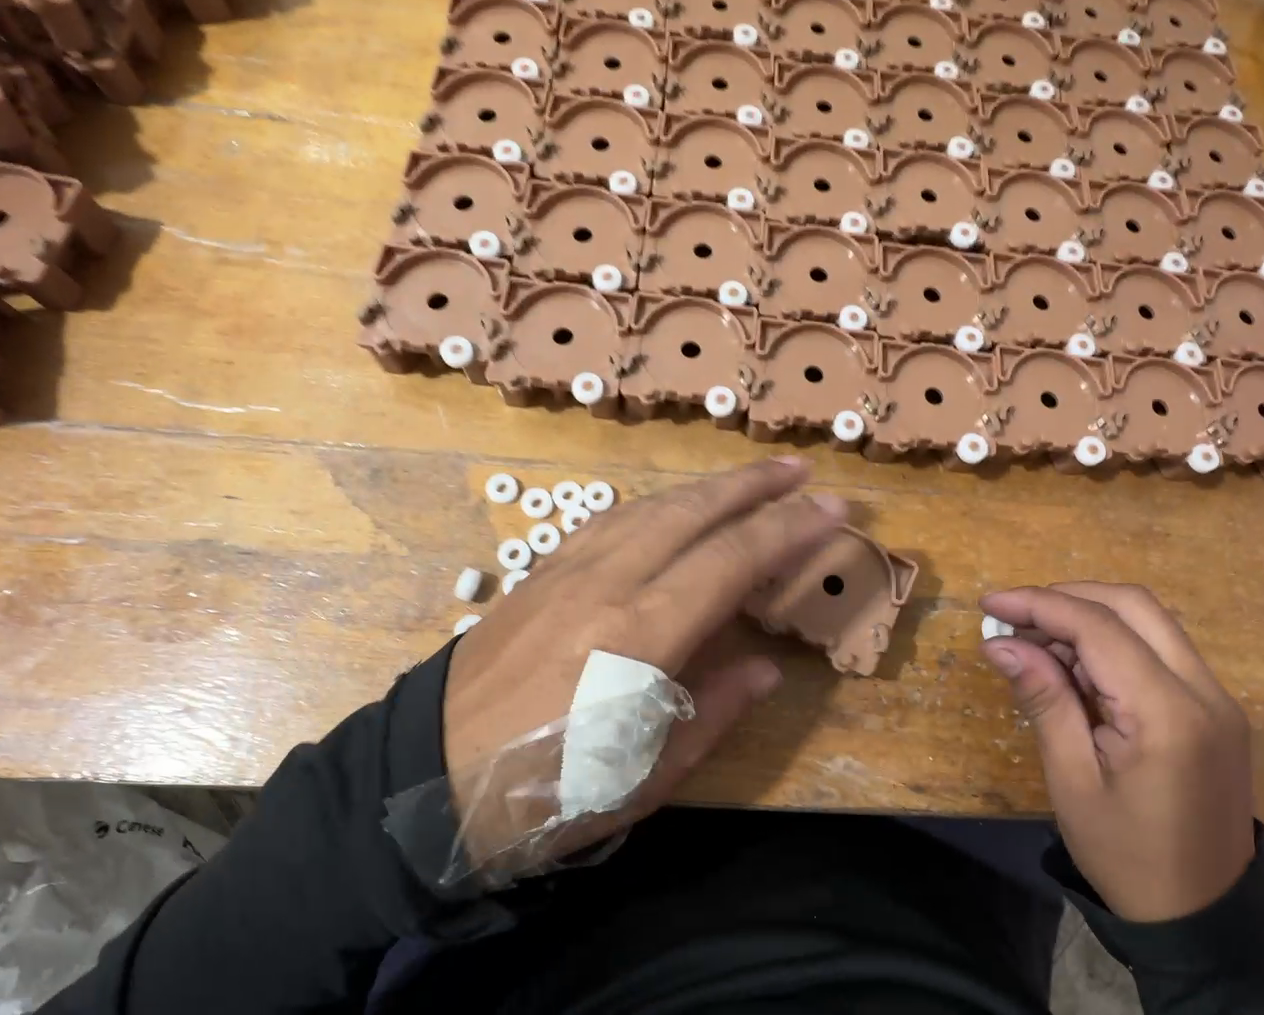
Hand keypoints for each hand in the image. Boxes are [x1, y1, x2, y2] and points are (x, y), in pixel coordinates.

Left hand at [442, 457, 845, 876]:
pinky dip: (653, 505)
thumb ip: (714, 712)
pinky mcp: (537, 575)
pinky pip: (607, 522)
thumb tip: (765, 667)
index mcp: (638, 638)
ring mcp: (564, 573)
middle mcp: (603, 586)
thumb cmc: (550, 794)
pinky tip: (670, 508)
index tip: (833, 509)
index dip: (787, 529)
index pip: (730, 560)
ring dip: (705, 488)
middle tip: (800, 468)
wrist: (431, 783)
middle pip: (691, 513)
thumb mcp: (646, 778)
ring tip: (750, 480)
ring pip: (648, 508)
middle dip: (751, 485)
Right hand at [979, 583, 1254, 921]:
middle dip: (1067, 598)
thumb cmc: (1126, 855)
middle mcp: (1205, 691)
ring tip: (1035, 646)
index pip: (1099, 627)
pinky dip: (1114, 643)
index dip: (1039, 604)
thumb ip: (1043, 700)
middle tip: (1014, 618)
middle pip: (1134, 605)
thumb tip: (1000, 642)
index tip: (989, 603)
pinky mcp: (1216, 710)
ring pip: (1151, 622)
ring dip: (1090, 618)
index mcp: (1169, 713)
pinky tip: (1075, 669)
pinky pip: (1161, 650)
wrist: (1204, 917)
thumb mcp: (1072, 781)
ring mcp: (1218, 699)